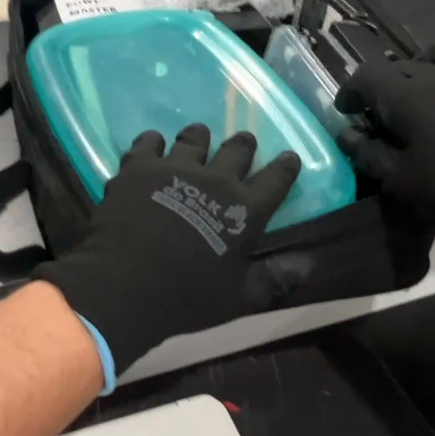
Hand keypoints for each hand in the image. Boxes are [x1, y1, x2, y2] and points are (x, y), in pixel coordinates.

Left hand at [35, 124, 303, 376]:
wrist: (126, 284)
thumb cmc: (189, 296)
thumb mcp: (240, 297)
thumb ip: (274, 279)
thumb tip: (308, 264)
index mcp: (246, 211)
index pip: (276, 180)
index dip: (285, 167)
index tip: (289, 158)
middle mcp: (216, 181)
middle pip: (237, 151)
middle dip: (243, 145)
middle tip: (244, 142)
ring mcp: (175, 169)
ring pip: (193, 140)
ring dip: (199, 138)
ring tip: (199, 137)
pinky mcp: (139, 168)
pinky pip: (149, 143)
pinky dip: (153, 143)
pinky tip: (153, 145)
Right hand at [336, 59, 434, 264]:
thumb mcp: (402, 181)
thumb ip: (369, 153)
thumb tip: (348, 134)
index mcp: (407, 96)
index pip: (367, 76)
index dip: (351, 91)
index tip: (347, 111)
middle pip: (400, 66)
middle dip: (383, 87)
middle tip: (381, 114)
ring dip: (420, 70)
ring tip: (421, 94)